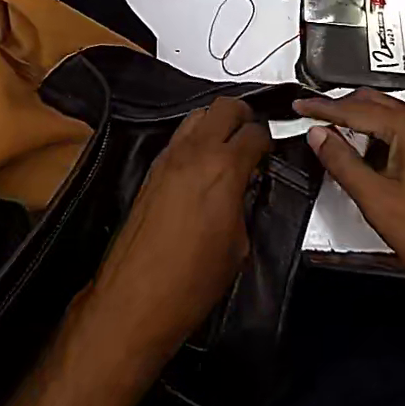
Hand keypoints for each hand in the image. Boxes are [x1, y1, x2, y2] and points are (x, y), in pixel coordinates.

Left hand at [82, 96, 272, 354]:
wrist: (135, 298)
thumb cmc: (190, 281)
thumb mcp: (238, 245)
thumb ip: (244, 204)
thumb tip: (244, 190)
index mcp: (224, 169)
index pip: (255, 133)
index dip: (267, 141)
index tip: (269, 152)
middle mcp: (195, 153)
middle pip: (225, 107)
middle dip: (244, 116)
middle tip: (251, 136)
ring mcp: (169, 158)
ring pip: (199, 114)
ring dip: (217, 123)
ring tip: (227, 145)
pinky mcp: (152, 170)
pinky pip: (179, 136)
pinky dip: (195, 139)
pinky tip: (202, 163)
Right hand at [294, 90, 404, 309]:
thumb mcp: (378, 201)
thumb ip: (343, 163)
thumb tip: (321, 136)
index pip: (355, 108)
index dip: (322, 108)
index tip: (301, 107)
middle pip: (373, 103)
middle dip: (341, 111)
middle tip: (314, 121)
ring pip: (389, 117)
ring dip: (362, 127)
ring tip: (339, 149)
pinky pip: (404, 132)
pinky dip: (381, 140)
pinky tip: (370, 164)